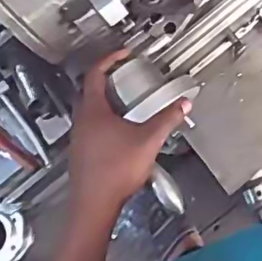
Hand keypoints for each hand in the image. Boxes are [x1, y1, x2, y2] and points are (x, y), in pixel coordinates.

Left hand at [68, 50, 191, 221]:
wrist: (94, 206)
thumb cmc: (114, 172)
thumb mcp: (148, 140)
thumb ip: (167, 119)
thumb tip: (182, 105)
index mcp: (93, 111)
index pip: (96, 74)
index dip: (109, 60)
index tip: (122, 54)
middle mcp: (82, 122)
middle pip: (90, 91)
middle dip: (108, 79)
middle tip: (125, 75)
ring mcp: (79, 138)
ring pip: (90, 110)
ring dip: (106, 101)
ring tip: (126, 102)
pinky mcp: (82, 153)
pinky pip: (91, 127)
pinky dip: (105, 121)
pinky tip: (121, 132)